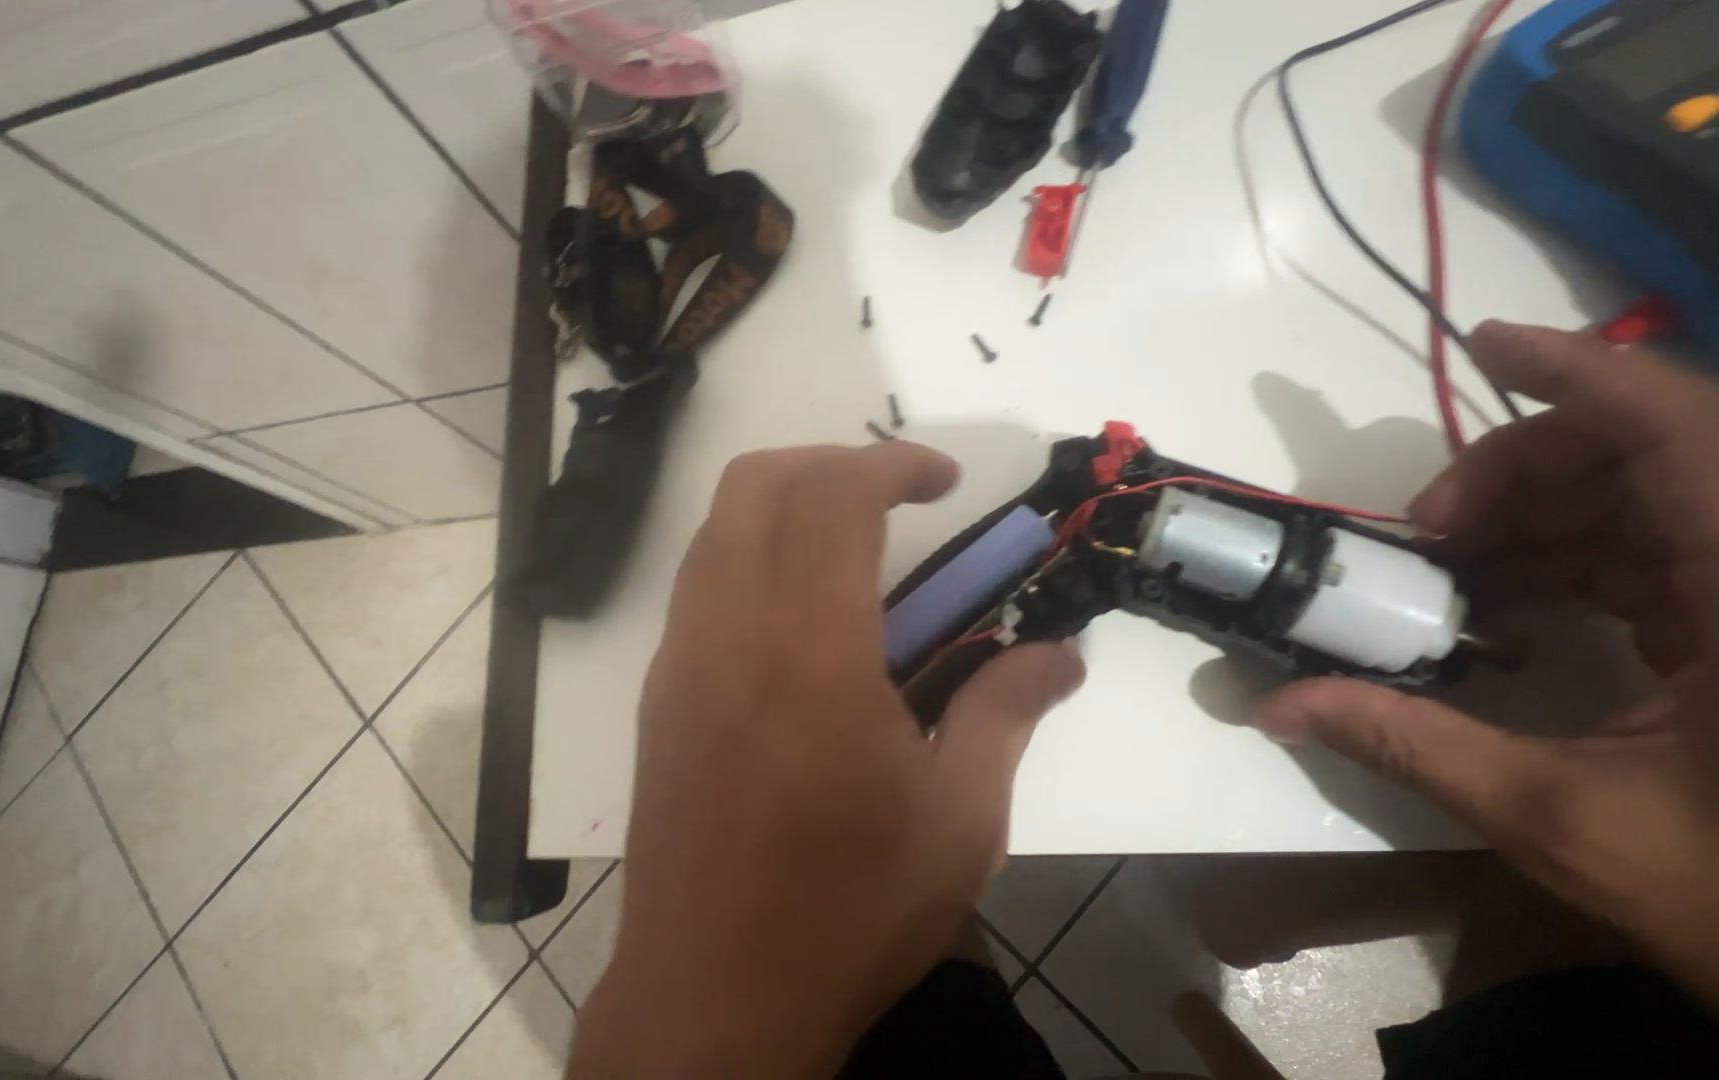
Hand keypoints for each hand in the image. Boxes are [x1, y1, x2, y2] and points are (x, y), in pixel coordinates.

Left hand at [569, 442, 1084, 1079]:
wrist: (713, 992)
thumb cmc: (847, 908)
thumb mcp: (959, 818)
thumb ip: (1007, 711)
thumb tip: (1060, 655)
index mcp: (810, 647)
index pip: (835, 496)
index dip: (891, 461)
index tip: (941, 479)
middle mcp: (729, 629)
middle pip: (757, 483)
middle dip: (830, 462)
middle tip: (892, 497)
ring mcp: (680, 657)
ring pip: (717, 527)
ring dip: (782, 504)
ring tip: (849, 549)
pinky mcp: (658, 693)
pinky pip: (698, 583)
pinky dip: (748, 556)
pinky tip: (798, 621)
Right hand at [1255, 322, 1718, 1020]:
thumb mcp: (1559, 820)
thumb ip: (1409, 743)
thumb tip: (1276, 705)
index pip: (1682, 433)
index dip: (1580, 371)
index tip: (1481, 342)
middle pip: (1651, 454)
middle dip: (1520, 472)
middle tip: (1426, 530)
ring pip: (1657, 497)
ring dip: (1540, 518)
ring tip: (1452, 573)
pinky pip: (1673, 548)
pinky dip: (1580, 560)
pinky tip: (1513, 605)